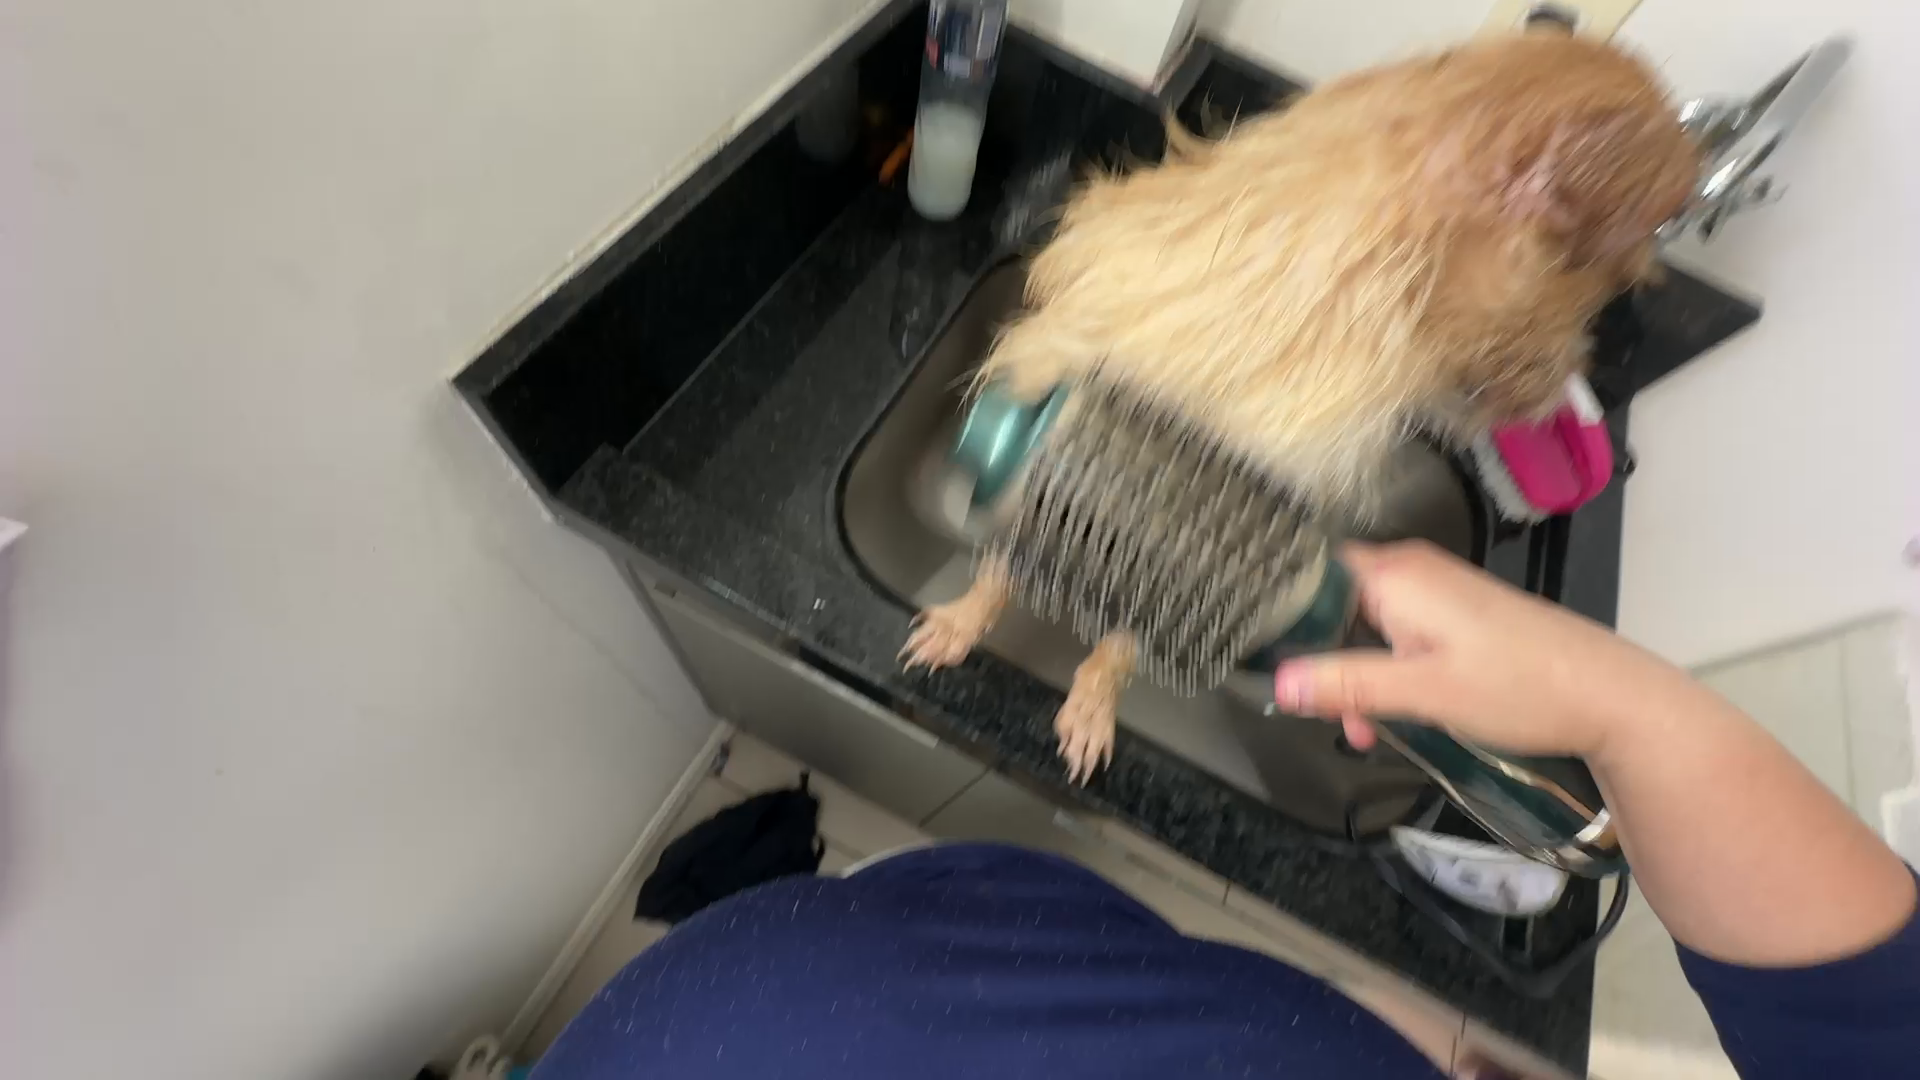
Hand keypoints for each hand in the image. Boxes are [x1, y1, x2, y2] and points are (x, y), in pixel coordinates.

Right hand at [1273, 540, 1678, 758]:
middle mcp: (1407, 570)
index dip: (1280, 610)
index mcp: (1393, 575)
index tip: (1264, 652)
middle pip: (1330, 603)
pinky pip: (1389, 631)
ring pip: (1359, 623)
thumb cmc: (1522, 687)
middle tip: (1322, 708)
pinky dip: (1380, 668)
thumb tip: (1278, 684)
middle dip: (1321, 658)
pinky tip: (1389, 708)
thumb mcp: (1423, 692)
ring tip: (1362, 725)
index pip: (1308, 571)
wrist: (1617, 700)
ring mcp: (1430, 589)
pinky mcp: (1448, 610)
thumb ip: (1347, 684)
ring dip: (1351, 672)